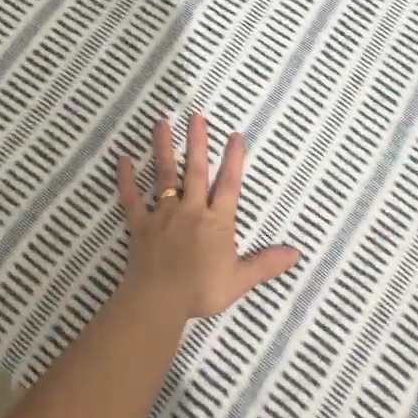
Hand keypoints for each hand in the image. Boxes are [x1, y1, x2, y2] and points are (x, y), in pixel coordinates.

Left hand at [113, 110, 300, 322]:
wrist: (159, 301)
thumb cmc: (201, 290)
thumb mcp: (240, 279)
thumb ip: (266, 263)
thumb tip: (296, 252)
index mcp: (216, 222)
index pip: (228, 185)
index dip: (233, 160)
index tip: (235, 135)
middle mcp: (191, 210)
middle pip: (195, 170)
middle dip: (197, 142)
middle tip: (196, 116)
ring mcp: (163, 215)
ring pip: (164, 175)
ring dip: (163, 148)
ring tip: (161, 122)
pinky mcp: (140, 224)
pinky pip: (131, 198)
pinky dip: (126, 179)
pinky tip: (122, 159)